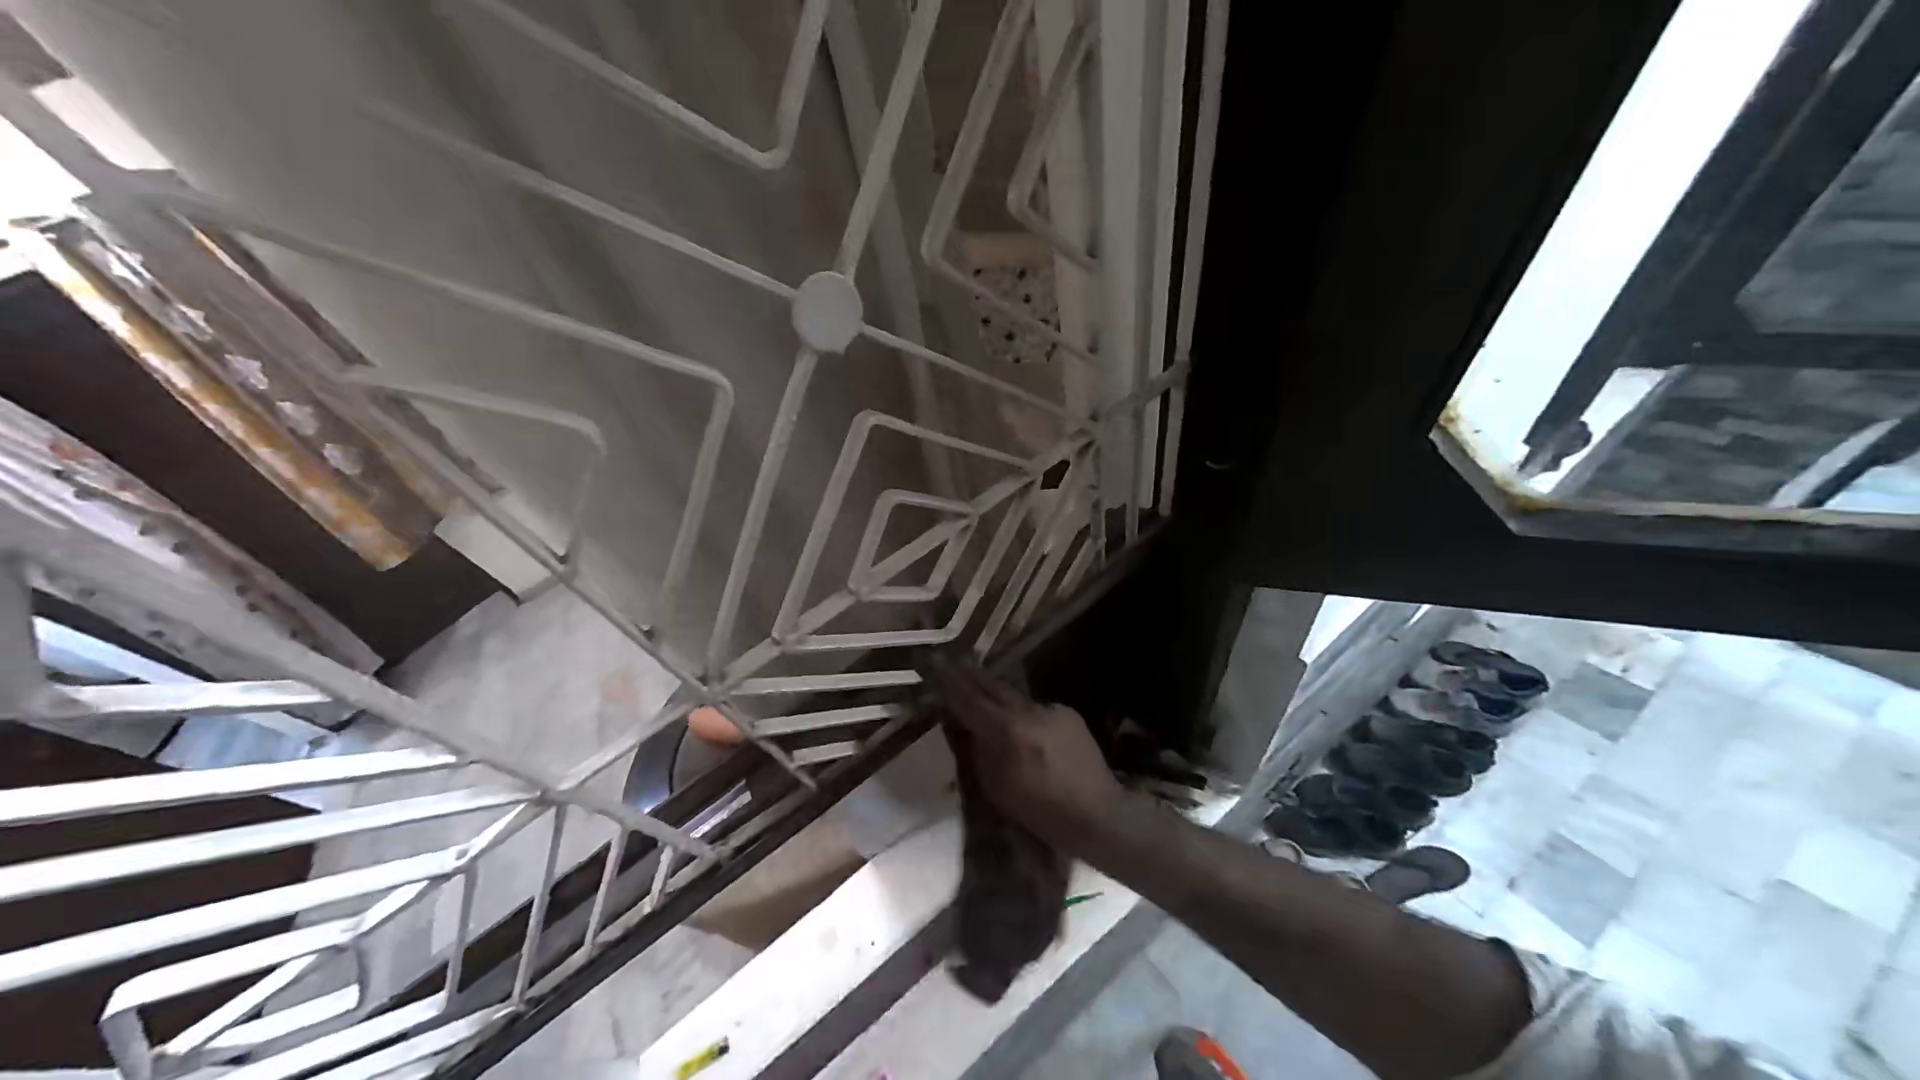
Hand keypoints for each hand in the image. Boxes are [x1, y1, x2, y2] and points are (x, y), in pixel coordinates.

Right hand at [923, 654, 1125, 847]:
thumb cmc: (1040, 812)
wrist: (1099, 815)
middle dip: (968, 674)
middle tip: (949, 661)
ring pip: (1015, 697)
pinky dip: (1024, 716)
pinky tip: (1025, 732)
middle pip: (991, 685)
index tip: (931, 662)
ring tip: (983, 698)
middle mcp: (1028, 710)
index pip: (968, 698)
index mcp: (1006, 730)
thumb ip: (976, 750)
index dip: (946, 680)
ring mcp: (1051, 709)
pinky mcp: (1067, 713)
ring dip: (997, 697)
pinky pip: (1037, 710)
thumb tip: (963, 724)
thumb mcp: (996, 787)